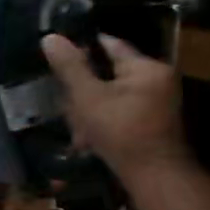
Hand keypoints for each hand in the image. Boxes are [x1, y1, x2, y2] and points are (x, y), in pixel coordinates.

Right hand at [41, 33, 191, 176]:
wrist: (152, 172)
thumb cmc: (119, 129)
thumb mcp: (87, 95)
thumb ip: (70, 66)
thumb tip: (50, 37)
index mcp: (147, 67)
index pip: (110, 45)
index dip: (81, 47)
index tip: (55, 53)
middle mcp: (158, 79)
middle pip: (109, 70)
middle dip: (82, 83)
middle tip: (60, 93)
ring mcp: (158, 100)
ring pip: (111, 91)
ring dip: (88, 102)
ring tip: (71, 118)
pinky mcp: (151, 119)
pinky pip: (119, 107)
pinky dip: (100, 115)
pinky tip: (85, 132)